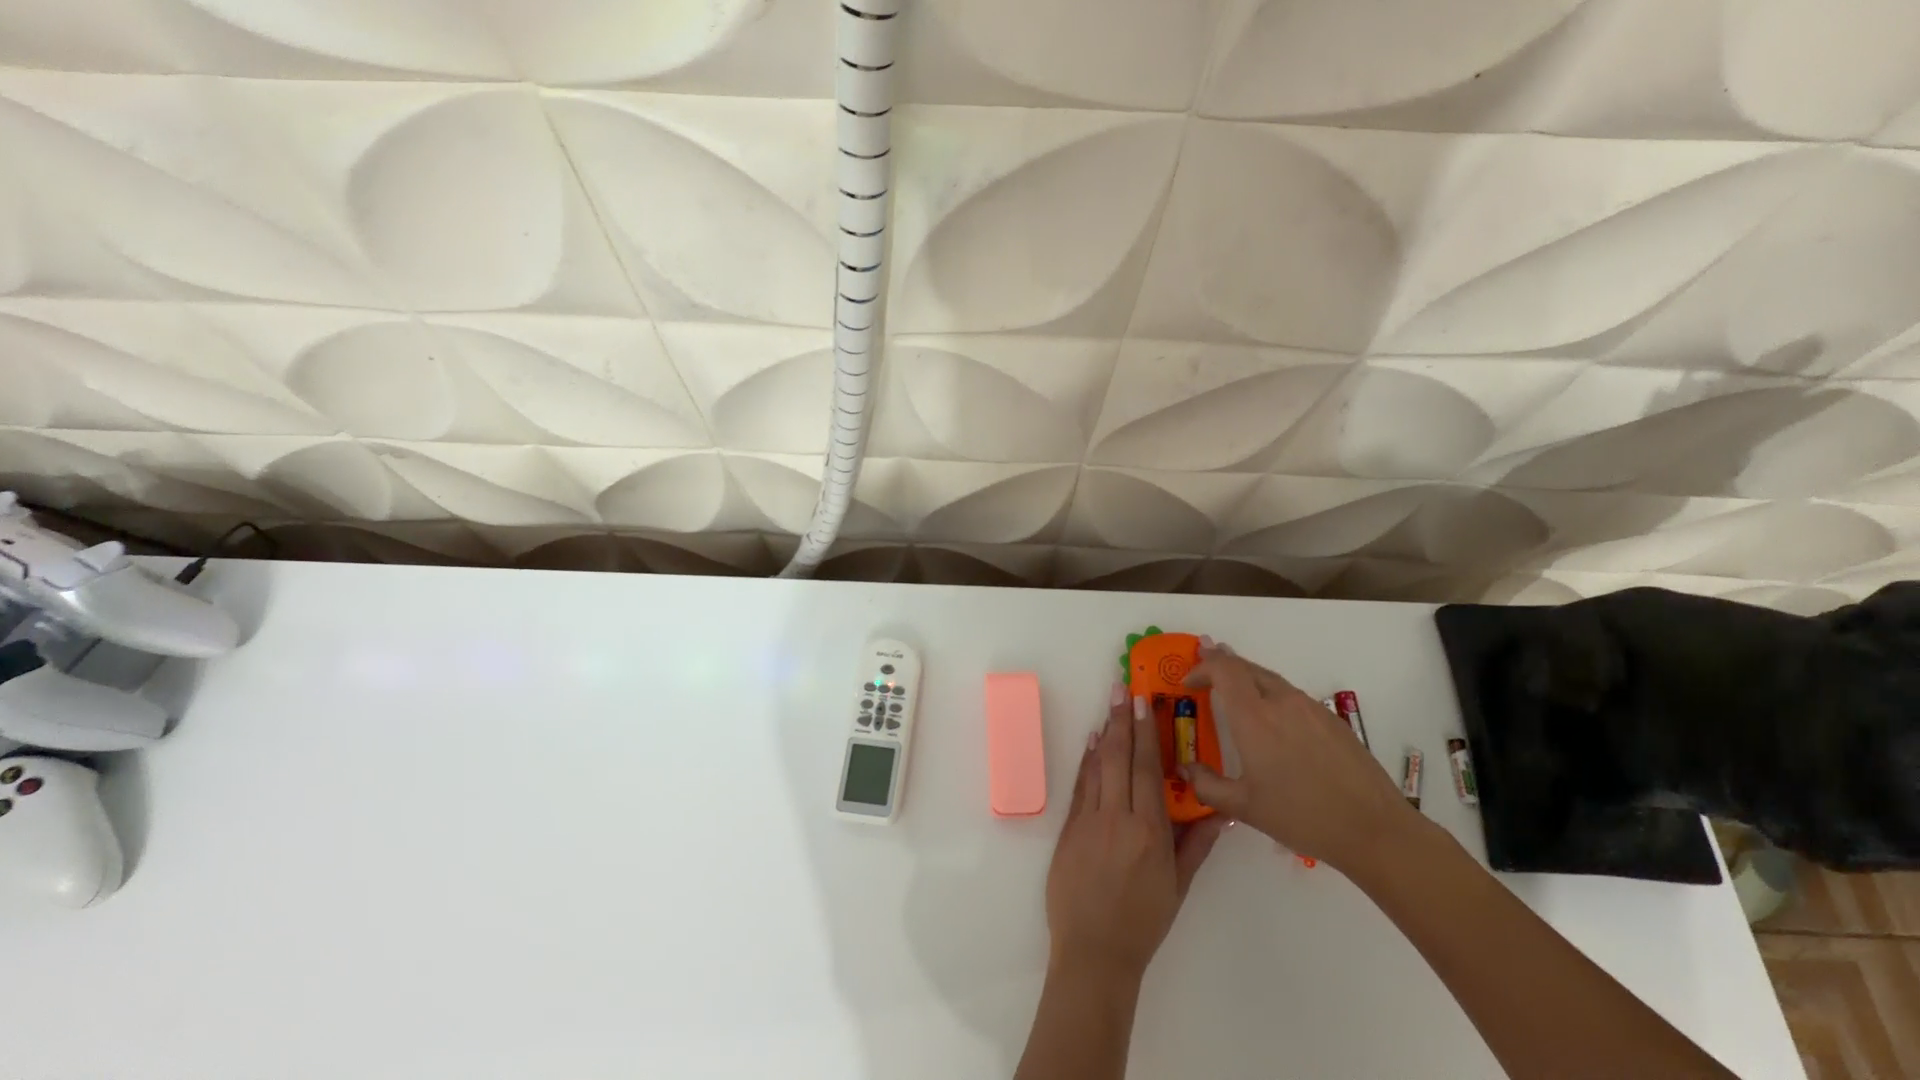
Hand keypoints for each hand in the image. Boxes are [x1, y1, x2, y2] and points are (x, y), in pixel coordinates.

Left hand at [1044, 685, 1226, 983]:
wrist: (1094, 953)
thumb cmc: (1143, 922)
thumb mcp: (1179, 885)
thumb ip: (1197, 844)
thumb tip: (1221, 811)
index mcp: (1149, 830)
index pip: (1148, 769)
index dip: (1146, 732)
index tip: (1144, 701)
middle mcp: (1117, 818)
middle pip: (1118, 758)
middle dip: (1121, 720)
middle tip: (1123, 687)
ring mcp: (1087, 823)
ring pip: (1096, 768)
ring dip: (1103, 734)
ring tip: (1109, 705)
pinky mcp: (1067, 832)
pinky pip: (1079, 789)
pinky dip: (1084, 763)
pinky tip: (1090, 744)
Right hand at [1179, 644, 1414, 870]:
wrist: (1372, 828)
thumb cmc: (1301, 816)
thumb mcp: (1245, 807)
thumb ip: (1208, 786)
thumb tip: (1186, 769)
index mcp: (1255, 718)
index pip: (1224, 670)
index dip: (1202, 667)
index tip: (1187, 682)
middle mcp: (1283, 703)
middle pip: (1247, 667)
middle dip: (1221, 663)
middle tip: (1203, 667)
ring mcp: (1311, 709)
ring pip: (1271, 680)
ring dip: (1247, 679)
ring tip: (1233, 689)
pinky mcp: (1332, 720)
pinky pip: (1292, 697)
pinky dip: (1271, 695)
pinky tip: (1272, 720)